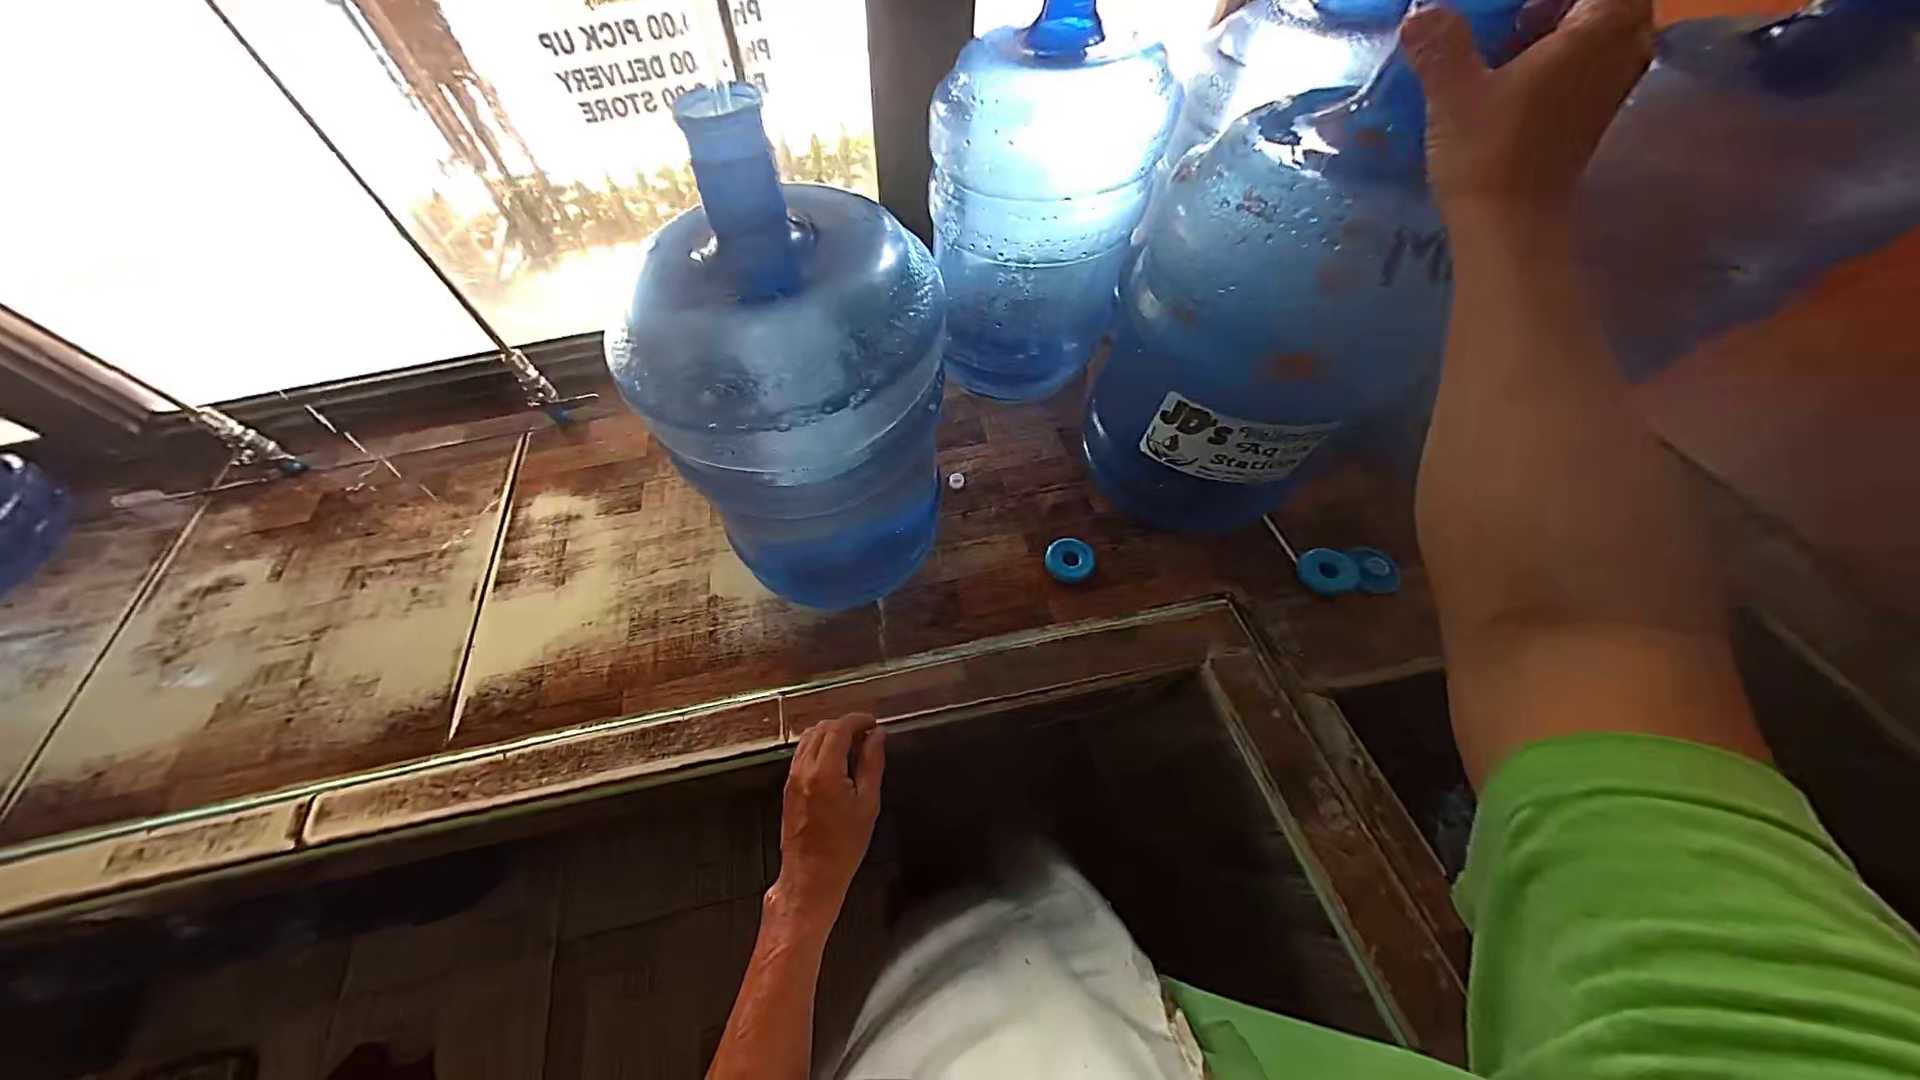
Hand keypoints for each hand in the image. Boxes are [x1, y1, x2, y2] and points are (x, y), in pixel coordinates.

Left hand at [770, 713, 884, 923]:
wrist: (811, 875)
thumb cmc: (841, 847)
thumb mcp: (868, 802)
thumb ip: (872, 763)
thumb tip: (877, 738)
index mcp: (825, 772)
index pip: (839, 728)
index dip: (858, 720)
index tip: (872, 723)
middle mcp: (804, 770)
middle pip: (822, 728)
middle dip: (846, 724)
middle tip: (866, 733)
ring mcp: (793, 778)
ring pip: (809, 737)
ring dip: (831, 733)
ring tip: (853, 744)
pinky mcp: (789, 786)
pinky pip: (802, 753)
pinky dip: (819, 746)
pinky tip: (836, 759)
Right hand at [1404, 0, 1652, 222]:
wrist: (1508, 223)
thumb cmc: (1488, 154)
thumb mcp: (1454, 97)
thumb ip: (1441, 48)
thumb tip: (1419, 13)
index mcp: (1604, 21)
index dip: (1540, 0)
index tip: (1502, 14)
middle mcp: (1629, 38)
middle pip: (1598, 0)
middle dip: (1550, 8)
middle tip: (1501, 21)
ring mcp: (1618, 76)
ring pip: (1597, 26)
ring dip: (1556, 27)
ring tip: (1505, 43)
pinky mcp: (1598, 109)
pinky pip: (1590, 58)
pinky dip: (1559, 56)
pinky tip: (1517, 77)